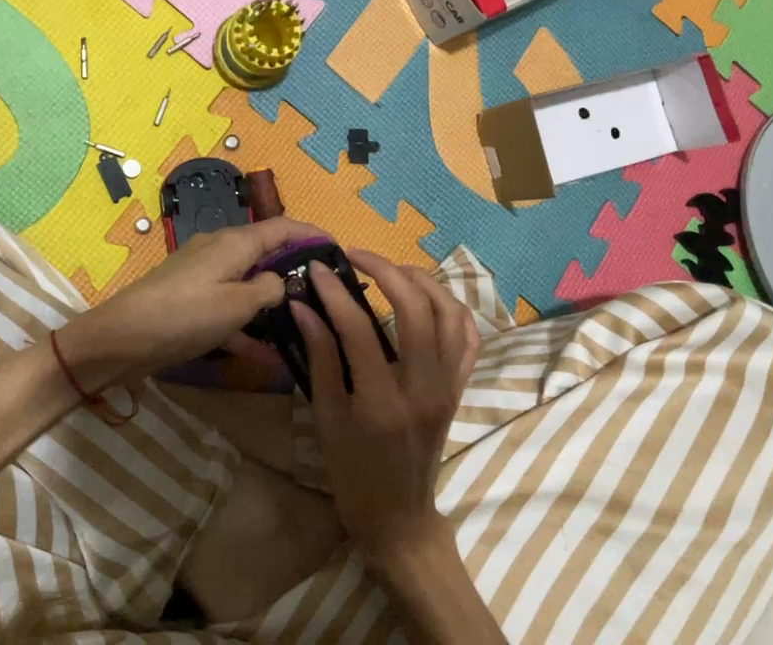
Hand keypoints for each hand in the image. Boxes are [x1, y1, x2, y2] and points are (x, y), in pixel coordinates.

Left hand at [54, 217, 324, 390]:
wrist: (122, 339)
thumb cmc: (184, 315)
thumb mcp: (237, 304)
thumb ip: (268, 290)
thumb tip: (281, 281)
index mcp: (234, 243)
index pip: (282, 227)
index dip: (312, 234)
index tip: (338, 249)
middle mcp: (220, 250)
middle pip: (266, 254)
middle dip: (295, 271)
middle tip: (326, 294)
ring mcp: (203, 276)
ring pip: (249, 284)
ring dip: (273, 304)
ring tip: (303, 326)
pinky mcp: (191, 301)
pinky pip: (229, 308)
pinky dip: (248, 326)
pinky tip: (268, 356)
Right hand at [294, 252, 478, 567]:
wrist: (398, 515)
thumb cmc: (353, 471)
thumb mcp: (326, 418)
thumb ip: (320, 358)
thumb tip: (304, 305)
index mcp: (382, 402)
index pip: (360, 328)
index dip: (336, 292)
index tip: (318, 269)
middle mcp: (425, 388)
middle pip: (416, 309)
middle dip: (385, 271)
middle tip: (355, 256)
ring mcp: (450, 386)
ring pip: (451, 314)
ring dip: (422, 281)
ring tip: (389, 270)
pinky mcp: (461, 387)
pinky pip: (468, 336)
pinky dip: (450, 306)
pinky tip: (424, 295)